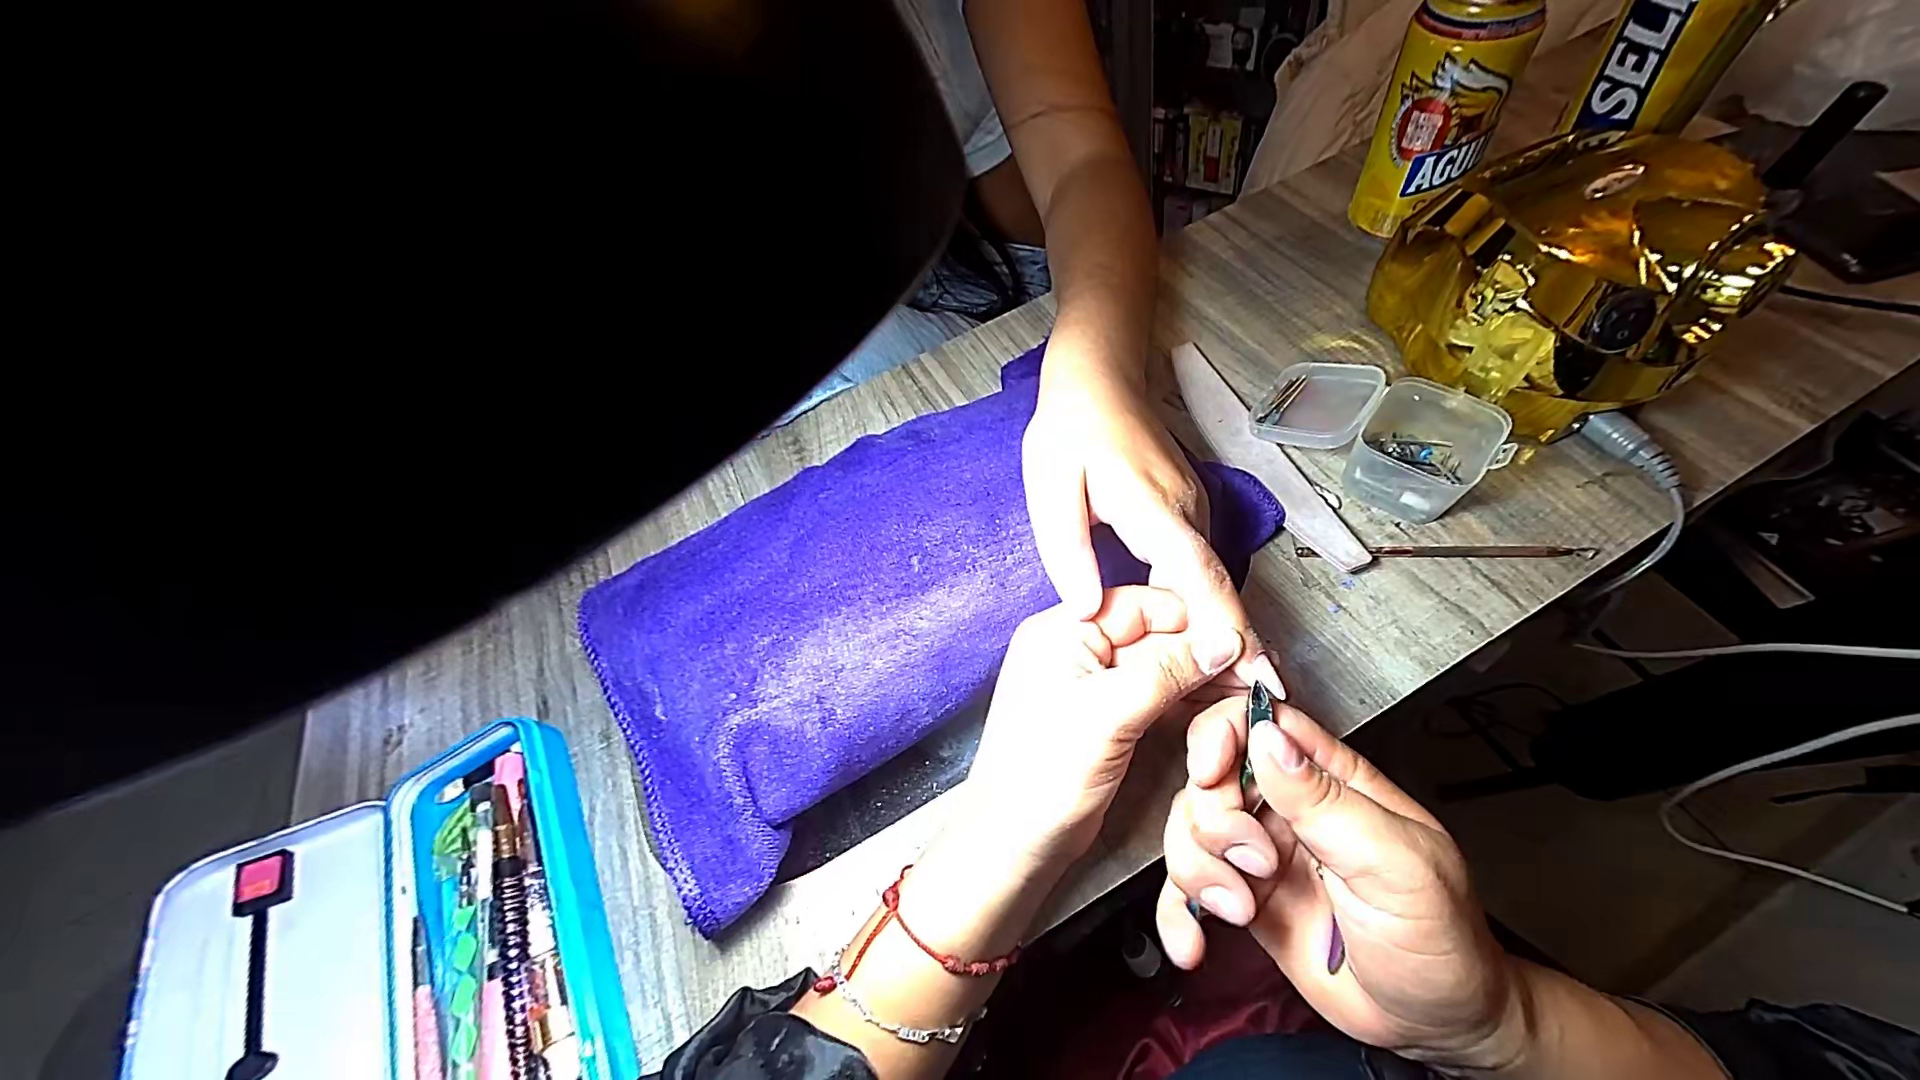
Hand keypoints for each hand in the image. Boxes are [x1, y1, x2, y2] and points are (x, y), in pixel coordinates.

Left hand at [942, 586, 1246, 886]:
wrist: (1016, 840)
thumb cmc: (1037, 780)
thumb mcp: (1107, 714)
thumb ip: (1167, 671)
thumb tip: (1221, 642)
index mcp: (1061, 631)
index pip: (1143, 604)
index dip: (1195, 624)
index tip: (1238, 648)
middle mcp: (1075, 647)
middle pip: (1156, 633)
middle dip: (1203, 655)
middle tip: (1249, 679)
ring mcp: (1091, 681)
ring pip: (1161, 665)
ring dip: (1199, 682)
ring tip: (1237, 700)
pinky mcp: (1106, 713)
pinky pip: (1155, 693)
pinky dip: (1185, 702)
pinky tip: (1212, 715)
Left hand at [1021, 363, 1279, 694]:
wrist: (1097, 380)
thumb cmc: (1068, 432)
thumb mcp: (1051, 491)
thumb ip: (1070, 553)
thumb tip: (1089, 610)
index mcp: (1153, 510)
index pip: (1201, 579)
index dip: (1228, 630)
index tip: (1258, 678)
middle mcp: (1187, 512)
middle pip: (1216, 589)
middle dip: (1234, 648)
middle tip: (1243, 707)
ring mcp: (1193, 508)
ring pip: (1210, 579)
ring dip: (1219, 629)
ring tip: (1226, 685)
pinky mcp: (1186, 508)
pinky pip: (1199, 564)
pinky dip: (1204, 603)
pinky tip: (1195, 633)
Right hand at [1155, 697, 1527, 1070]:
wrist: (1435, 1028)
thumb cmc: (1440, 942)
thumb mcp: (1396, 864)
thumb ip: (1326, 799)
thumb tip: (1268, 737)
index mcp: (1325, 777)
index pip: (1255, 721)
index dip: (1220, 735)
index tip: (1210, 773)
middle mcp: (1282, 805)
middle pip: (1207, 776)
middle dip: (1213, 821)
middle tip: (1255, 863)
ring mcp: (1254, 849)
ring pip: (1187, 828)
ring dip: (1198, 869)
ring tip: (1241, 907)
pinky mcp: (1236, 893)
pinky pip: (1185, 889)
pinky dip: (1178, 913)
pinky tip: (1192, 939)